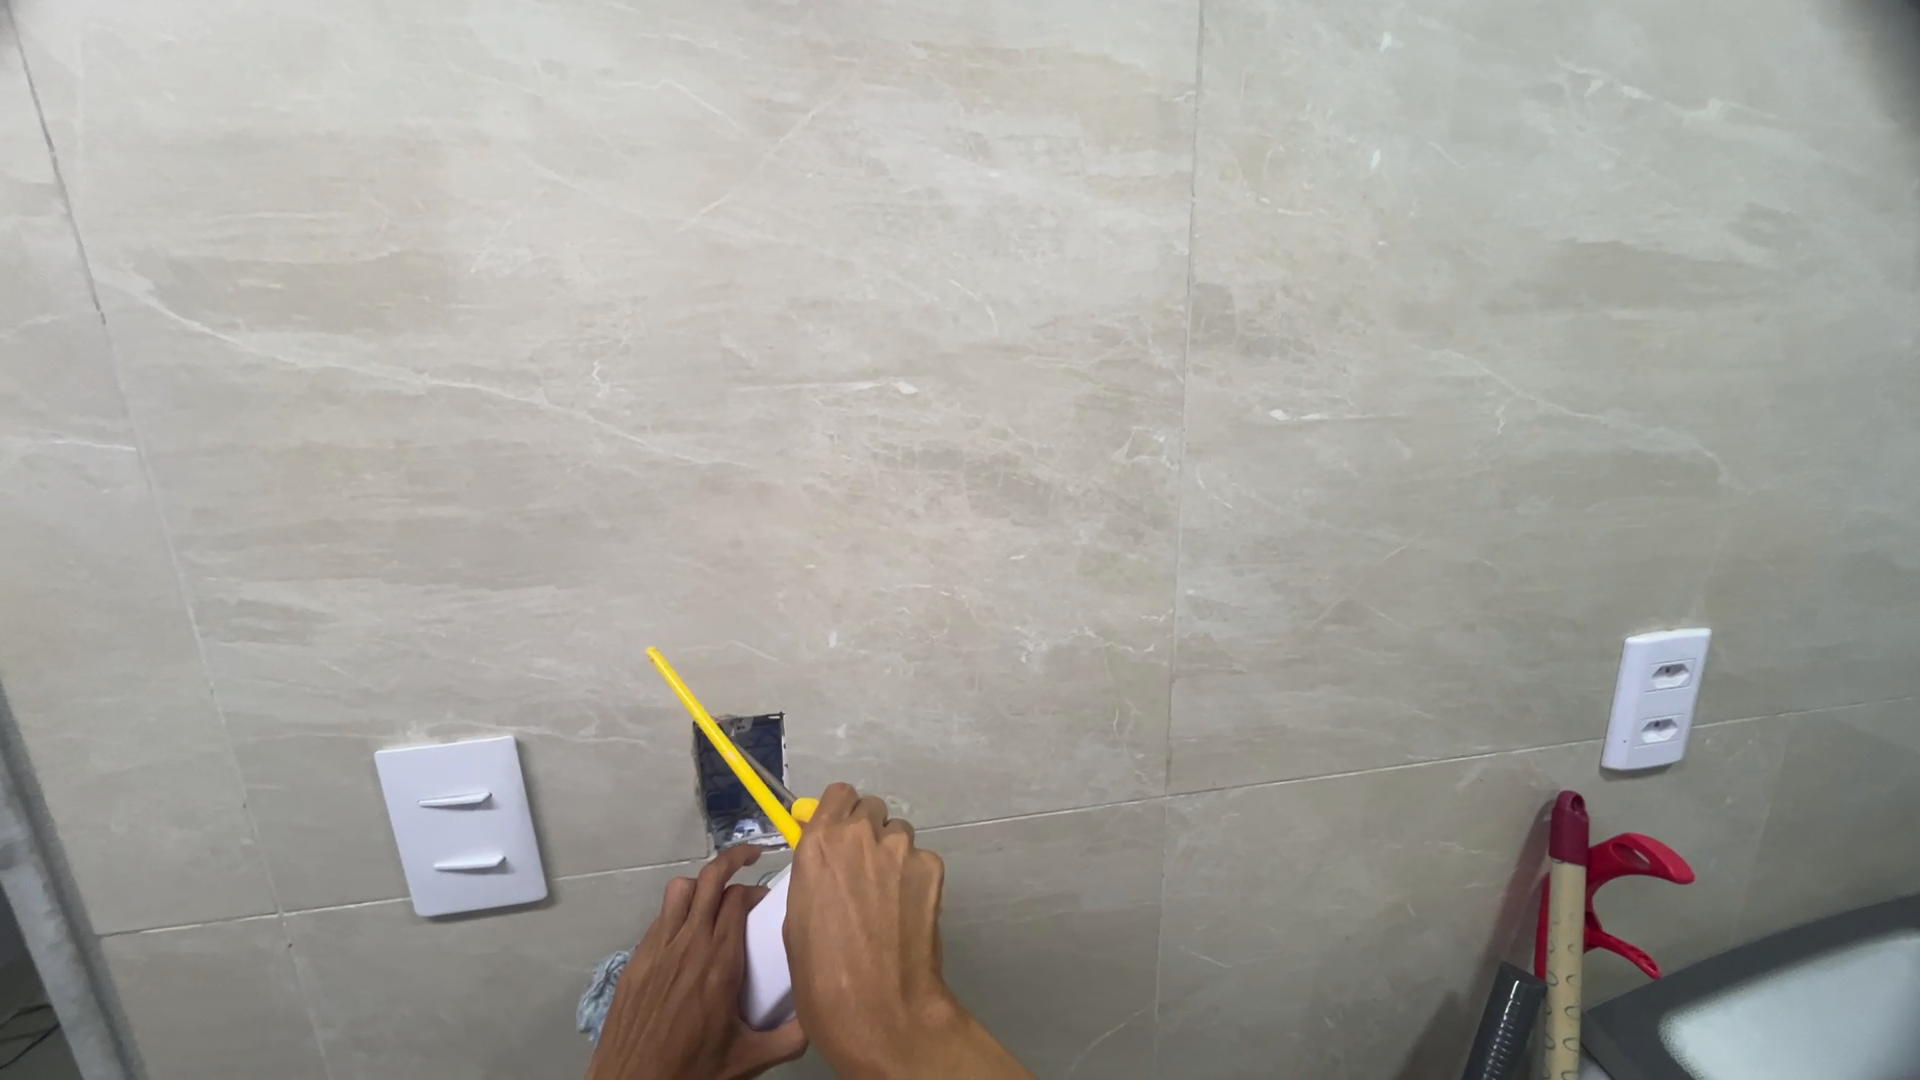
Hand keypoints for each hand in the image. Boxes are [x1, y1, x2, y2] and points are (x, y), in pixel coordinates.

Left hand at [586, 844, 805, 1079]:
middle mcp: (688, 944)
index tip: (766, 903)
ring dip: (701, 885)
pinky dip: (678, 913)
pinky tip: (687, 936)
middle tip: (752, 858)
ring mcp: (657, 950)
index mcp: (719, 961)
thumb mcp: (750, 1060)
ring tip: (716, 898)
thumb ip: (790, 1038)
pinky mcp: (635, 962)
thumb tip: (819, 1019)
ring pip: (680, 890)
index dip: (755, 890)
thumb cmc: (693, 1073)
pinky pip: (659, 918)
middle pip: (710, 878)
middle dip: (734, 859)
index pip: (738, 898)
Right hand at [784, 783, 954, 1074]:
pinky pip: (921, 858)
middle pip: (870, 808)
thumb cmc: (822, 975)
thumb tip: (824, 857)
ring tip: (887, 896)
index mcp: (820, 842)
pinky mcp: (931, 866)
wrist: (880, 1009)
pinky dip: (916, 876)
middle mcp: (860, 834)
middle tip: (863, 868)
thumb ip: (813, 872)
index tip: (839, 833)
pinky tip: (907, 910)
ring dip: (892, 853)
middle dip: (867, 831)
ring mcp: (900, 848)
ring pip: (898, 832)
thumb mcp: (797, 918)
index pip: (838, 794)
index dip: (840, 812)